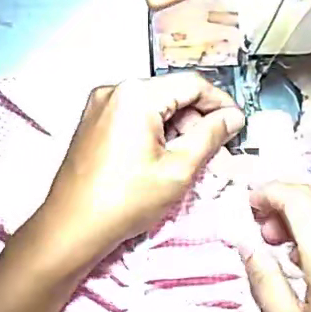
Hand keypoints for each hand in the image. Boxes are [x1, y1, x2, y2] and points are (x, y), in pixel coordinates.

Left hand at [29, 73, 244, 267]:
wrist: (73, 227)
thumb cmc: (123, 202)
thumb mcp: (179, 169)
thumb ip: (210, 136)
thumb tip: (232, 118)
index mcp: (136, 95)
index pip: (193, 84)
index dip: (221, 104)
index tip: (237, 125)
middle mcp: (115, 91)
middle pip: (173, 93)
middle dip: (199, 120)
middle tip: (216, 150)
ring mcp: (101, 107)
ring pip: (155, 107)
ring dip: (179, 129)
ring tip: (190, 162)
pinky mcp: (94, 123)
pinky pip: (135, 118)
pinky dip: (156, 133)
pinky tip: (165, 161)